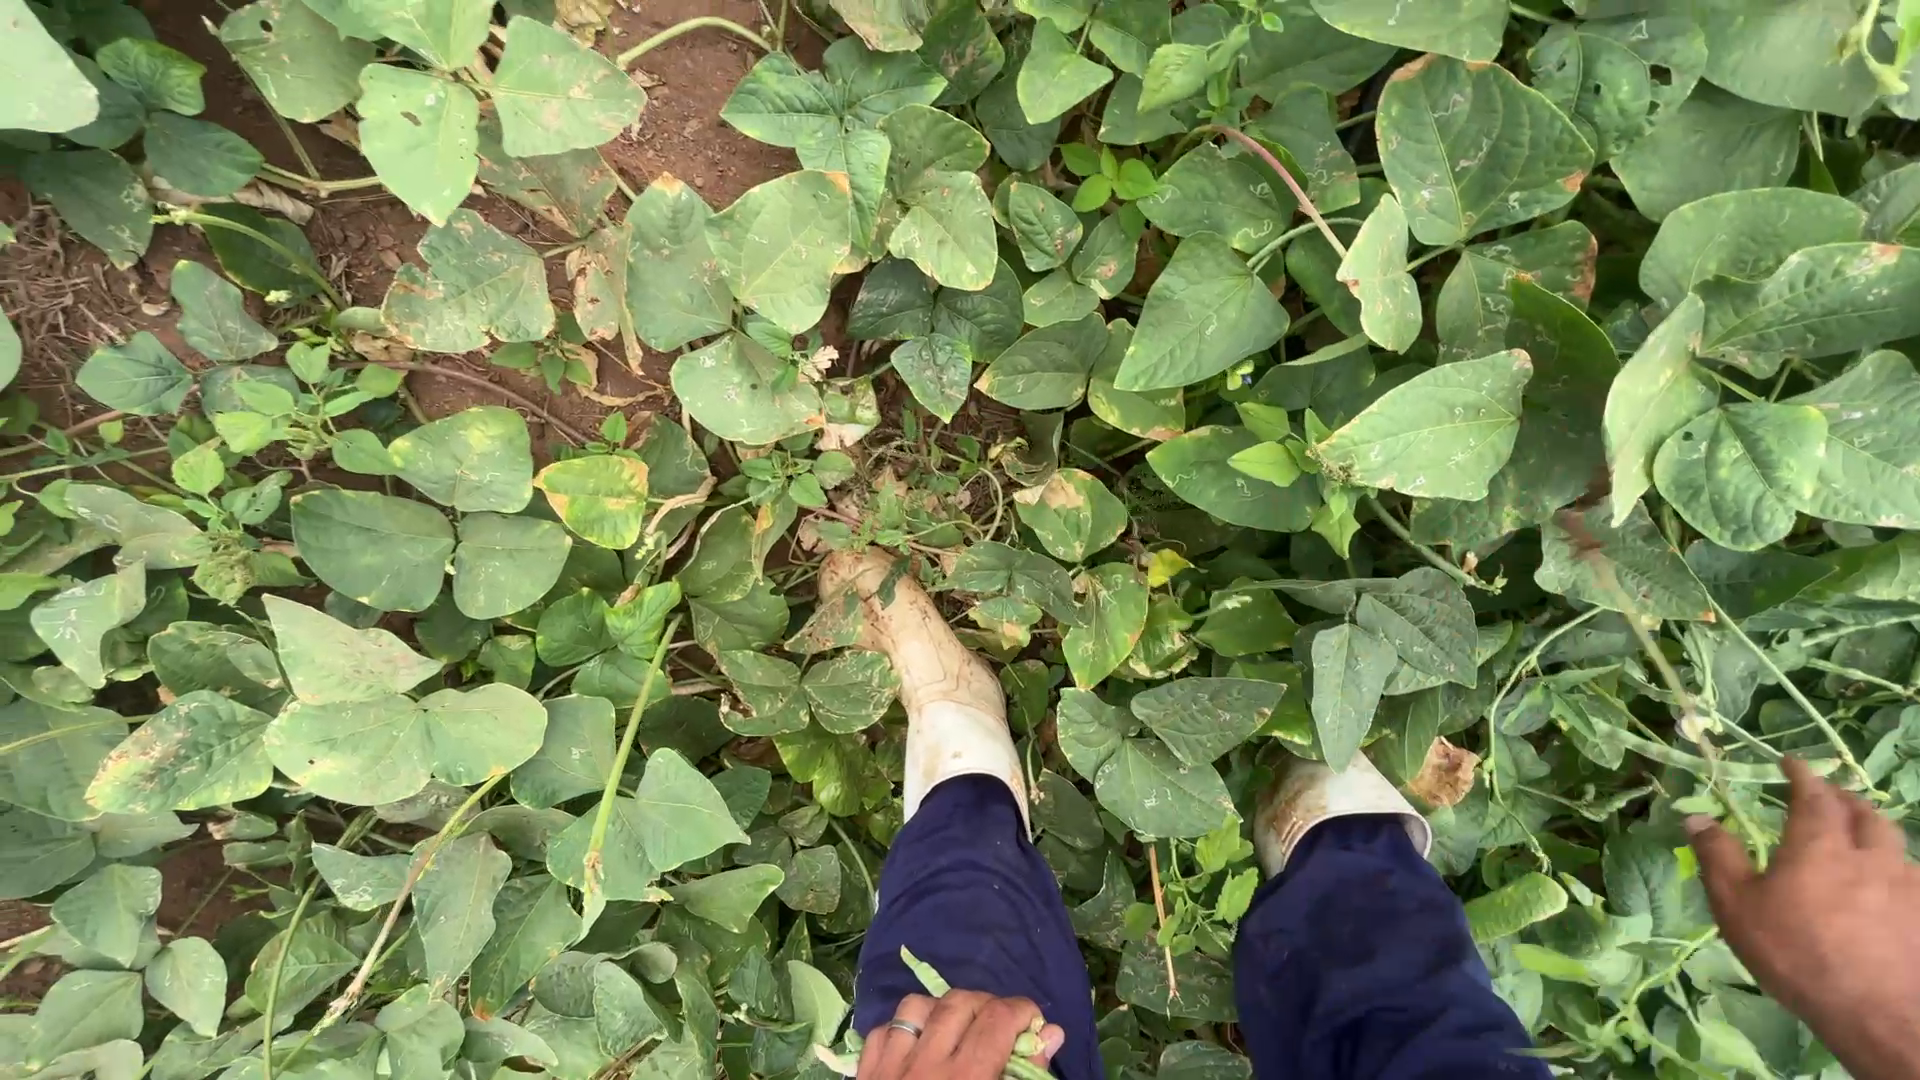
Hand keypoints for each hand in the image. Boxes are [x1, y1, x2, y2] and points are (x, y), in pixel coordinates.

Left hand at [856, 991, 1064, 1079]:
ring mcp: (889, 1068)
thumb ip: (1026, 1074)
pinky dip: (900, 1030)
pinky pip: (878, 1032)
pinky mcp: (864, 1077)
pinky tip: (915, 1043)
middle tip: (1000, 1024)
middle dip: (985, 1005)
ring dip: (940, 1010)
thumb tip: (1051, 1034)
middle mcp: (926, 1064)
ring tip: (956, 1028)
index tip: (1034, 1022)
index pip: (998, 1020)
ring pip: (915, 1007)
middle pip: (958, 1003)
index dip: (1021, 1011)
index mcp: (966, 1077)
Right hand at [1689, 757, 1919, 1079]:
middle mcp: (1872, 861)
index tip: (1791, 761)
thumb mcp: (1735, 902)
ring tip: (1855, 836)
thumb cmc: (1795, 952)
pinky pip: (1912, 880)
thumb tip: (1696, 816)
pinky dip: (1893, 867)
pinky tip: (1880, 884)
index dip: (1803, 776)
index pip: (1815, 798)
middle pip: (1870, 817)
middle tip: (1827, 793)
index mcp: (1819, 848)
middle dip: (1847, 799)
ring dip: (1874, 833)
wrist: (1881, 1019)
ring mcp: (1909, 893)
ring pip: (1898, 848)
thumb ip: (1717, 855)